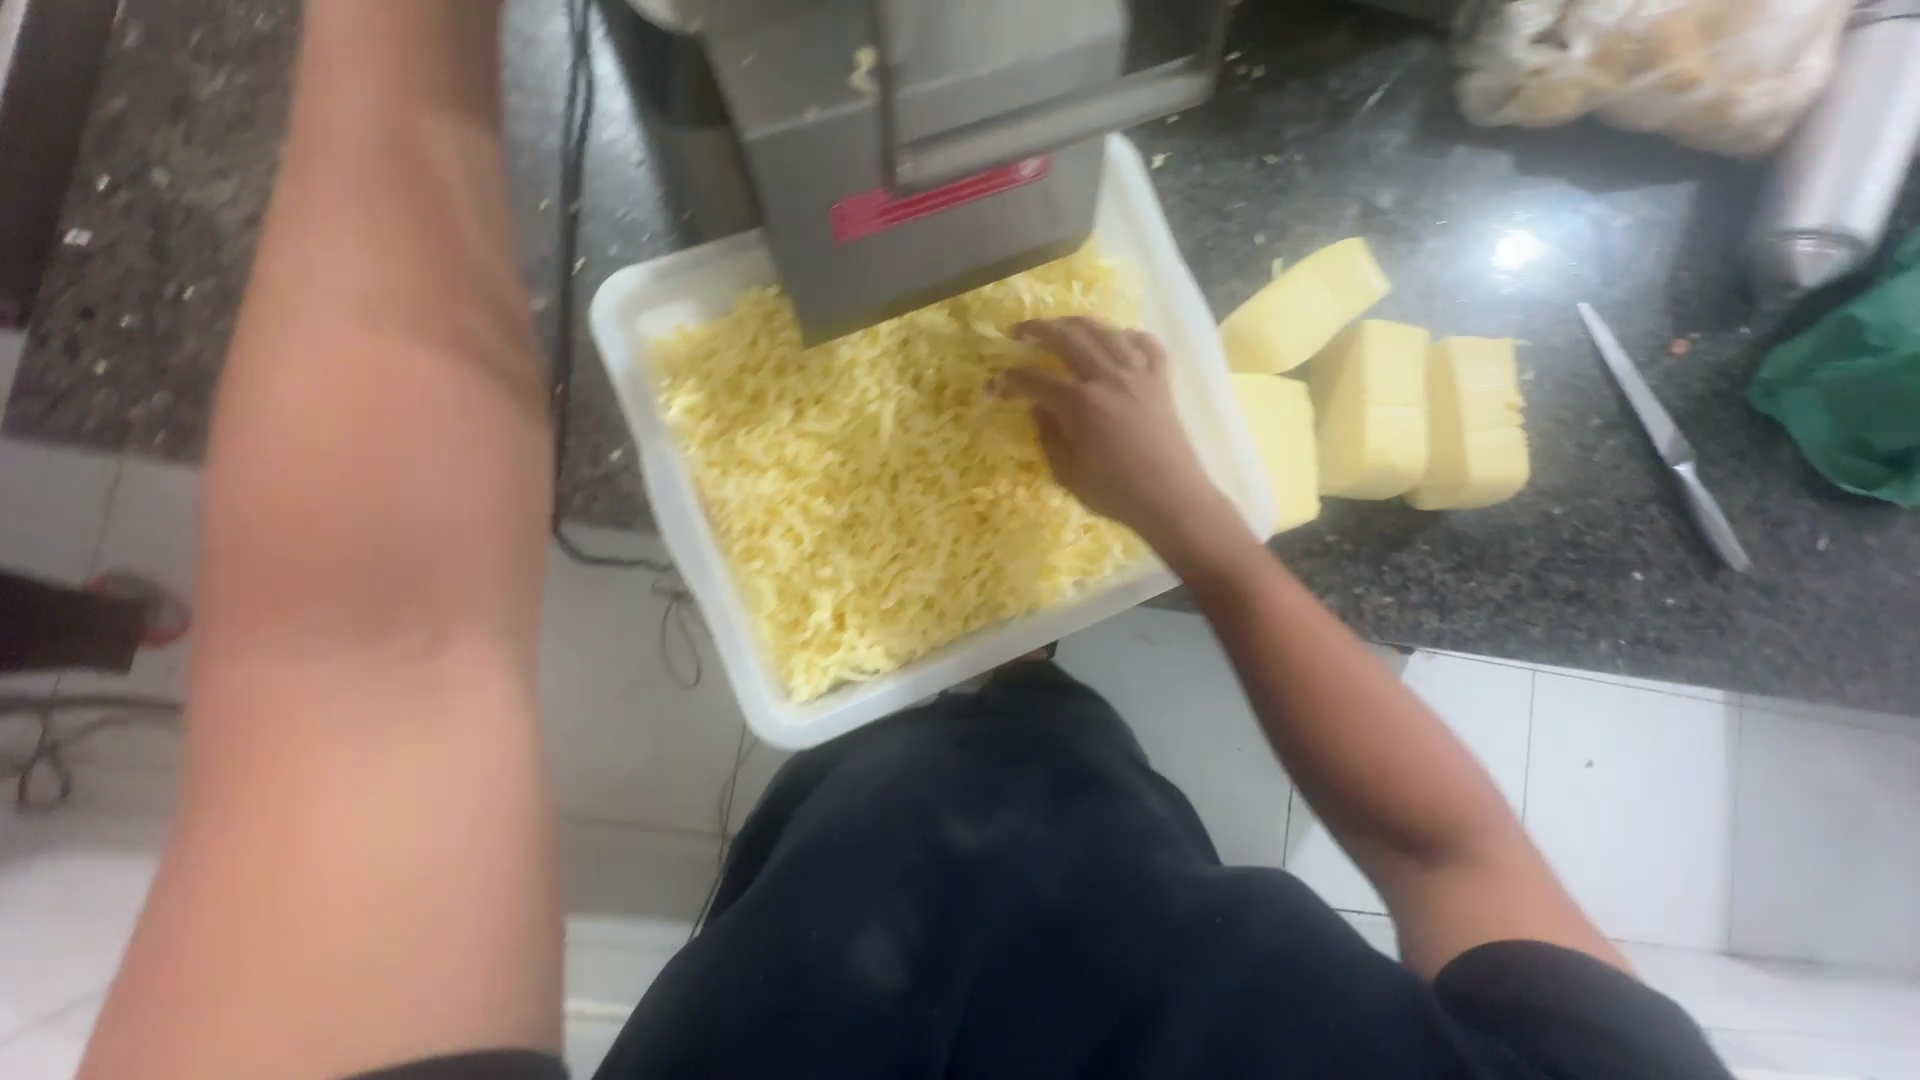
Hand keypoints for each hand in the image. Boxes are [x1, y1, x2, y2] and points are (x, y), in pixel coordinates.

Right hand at [995, 317, 1241, 554]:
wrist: (1171, 499)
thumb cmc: (1115, 492)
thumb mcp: (1067, 472)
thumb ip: (1047, 434)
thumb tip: (1037, 406)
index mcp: (1080, 403)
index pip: (1035, 380)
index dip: (1009, 381)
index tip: (994, 386)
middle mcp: (1108, 378)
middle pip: (1067, 338)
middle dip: (1038, 330)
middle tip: (1018, 331)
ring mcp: (1138, 375)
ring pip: (1105, 332)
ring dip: (1078, 322)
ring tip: (1061, 325)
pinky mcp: (1161, 382)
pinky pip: (1147, 345)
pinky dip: (1131, 336)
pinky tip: (1120, 338)